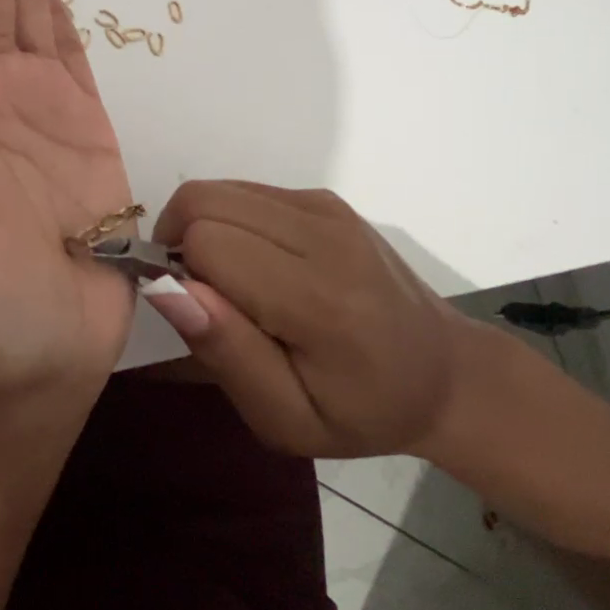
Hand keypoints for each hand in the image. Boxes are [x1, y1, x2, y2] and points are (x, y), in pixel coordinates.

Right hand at [149, 180, 480, 457]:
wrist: (444, 376)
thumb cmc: (361, 411)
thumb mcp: (286, 418)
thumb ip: (225, 352)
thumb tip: (165, 287)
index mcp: (318, 299)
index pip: (206, 243)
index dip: (182, 278)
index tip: (201, 317)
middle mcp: (324, 235)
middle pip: (201, 202)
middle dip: (181, 246)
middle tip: (205, 299)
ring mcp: (326, 208)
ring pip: (216, 191)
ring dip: (200, 230)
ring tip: (229, 285)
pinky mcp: (324, 199)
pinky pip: (242, 191)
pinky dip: (225, 221)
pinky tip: (253, 266)